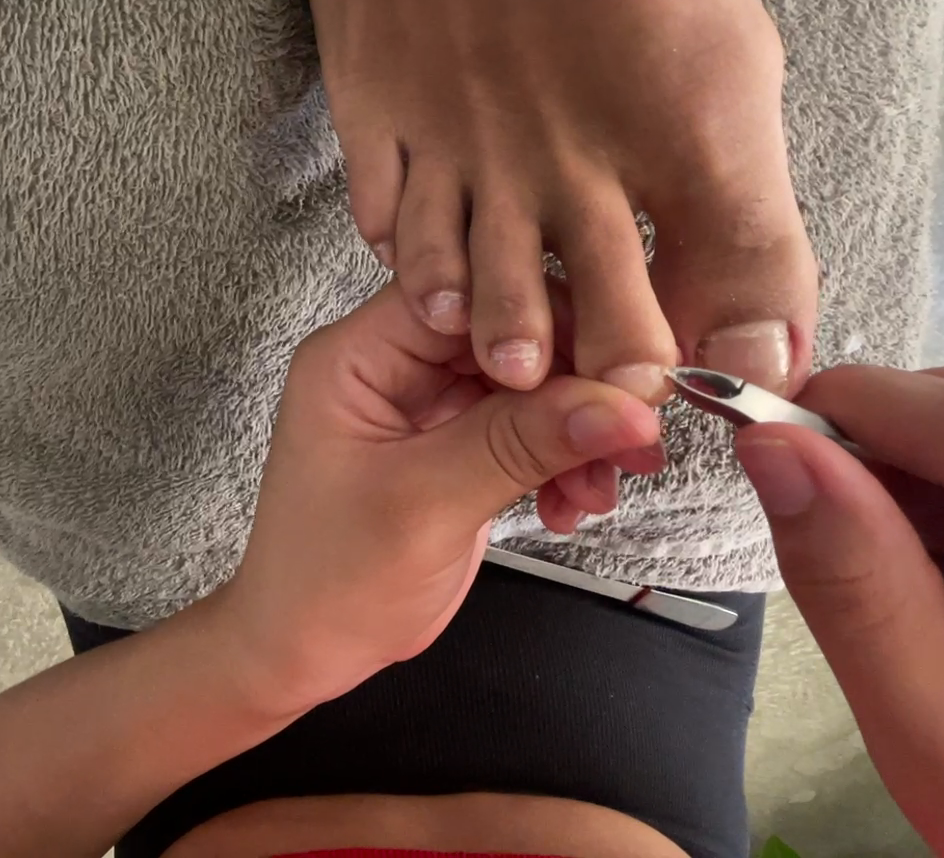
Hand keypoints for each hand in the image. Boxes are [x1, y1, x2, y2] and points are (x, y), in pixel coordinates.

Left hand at [217, 282, 660, 710]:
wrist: (310, 648)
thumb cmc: (336, 575)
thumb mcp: (426, 503)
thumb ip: (521, 445)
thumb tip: (626, 407)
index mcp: (356, 354)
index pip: (459, 295)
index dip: (539, 321)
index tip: (613, 369)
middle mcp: (390, 365)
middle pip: (501, 338)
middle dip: (571, 387)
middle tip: (633, 439)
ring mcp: (423, 405)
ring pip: (522, 386)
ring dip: (573, 432)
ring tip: (599, 492)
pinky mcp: (451, 444)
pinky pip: (521, 429)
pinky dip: (557, 462)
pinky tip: (572, 506)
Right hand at [278, 0, 816, 398]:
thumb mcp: (728, 46)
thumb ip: (740, 197)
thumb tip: (754, 324)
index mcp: (677, 122)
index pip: (728, 288)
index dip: (731, 358)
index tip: (722, 388)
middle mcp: (559, 153)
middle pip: (590, 311)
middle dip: (608, 370)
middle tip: (609, 406)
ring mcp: (452, 136)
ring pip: (469, 282)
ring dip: (496, 334)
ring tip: (505, 363)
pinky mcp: (373, 109)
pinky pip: (384, 213)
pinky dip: (403, 257)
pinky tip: (417, 274)